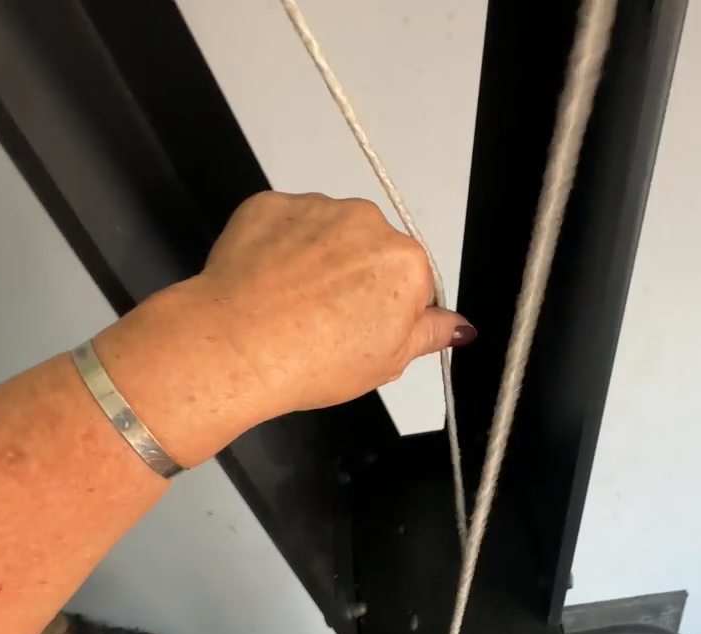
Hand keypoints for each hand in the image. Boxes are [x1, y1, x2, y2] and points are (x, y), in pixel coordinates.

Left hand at [91, 192, 473, 465]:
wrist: (239, 344)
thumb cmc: (317, 359)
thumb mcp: (389, 360)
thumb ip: (430, 334)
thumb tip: (461, 326)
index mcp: (406, 262)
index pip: (413, 283)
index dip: (391, 311)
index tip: (368, 332)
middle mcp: (367, 221)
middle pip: (372, 252)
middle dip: (358, 280)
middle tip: (330, 324)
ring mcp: (316, 207)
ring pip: (329, 235)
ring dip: (320, 262)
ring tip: (296, 306)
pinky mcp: (271, 205)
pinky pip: (287, 225)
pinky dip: (282, 250)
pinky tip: (271, 286)